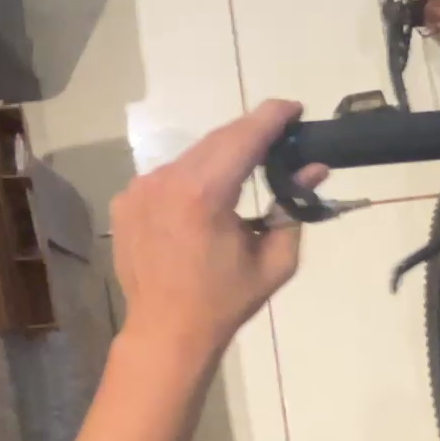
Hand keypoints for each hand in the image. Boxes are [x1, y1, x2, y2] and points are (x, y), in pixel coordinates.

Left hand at [110, 100, 327, 361]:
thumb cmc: (226, 302)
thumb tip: (314, 169)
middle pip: (217, 141)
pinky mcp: (126, 201)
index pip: (244, 137)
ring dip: (220, 159)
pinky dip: (191, 180)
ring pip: (191, 158)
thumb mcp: (274, 261)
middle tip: (280, 139)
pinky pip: (167, 178)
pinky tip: (205, 203)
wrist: (167, 332)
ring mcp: (139, 189)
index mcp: (204, 194)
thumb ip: (294, 209)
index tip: (295, 109)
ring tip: (245, 174)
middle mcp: (165, 180)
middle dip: (250, 135)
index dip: (272, 117)